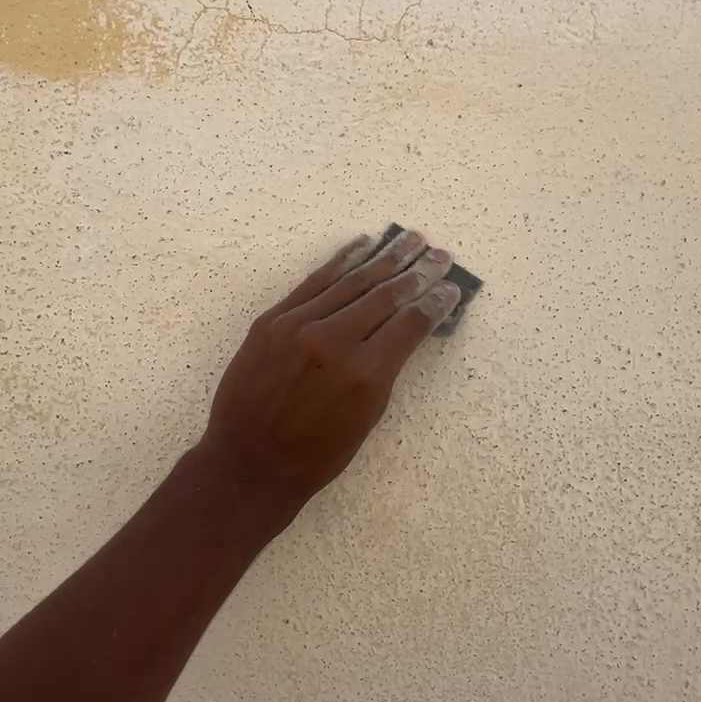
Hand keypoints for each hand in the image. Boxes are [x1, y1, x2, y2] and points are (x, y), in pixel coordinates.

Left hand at [198, 229, 461, 531]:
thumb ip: (387, 368)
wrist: (248, 462)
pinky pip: (314, 282)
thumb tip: (405, 330)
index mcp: (366, 374)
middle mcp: (334, 341)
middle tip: (440, 255)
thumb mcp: (367, 418)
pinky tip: (362, 246)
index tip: (452, 288)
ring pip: (351, 281)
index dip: (435, 303)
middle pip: (386, 295)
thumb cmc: (315, 455)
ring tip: (411, 239)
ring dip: (385, 257)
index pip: (411, 323)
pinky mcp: (273, 320)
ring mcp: (299, 326)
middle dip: (418, 273)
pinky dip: (341, 261)